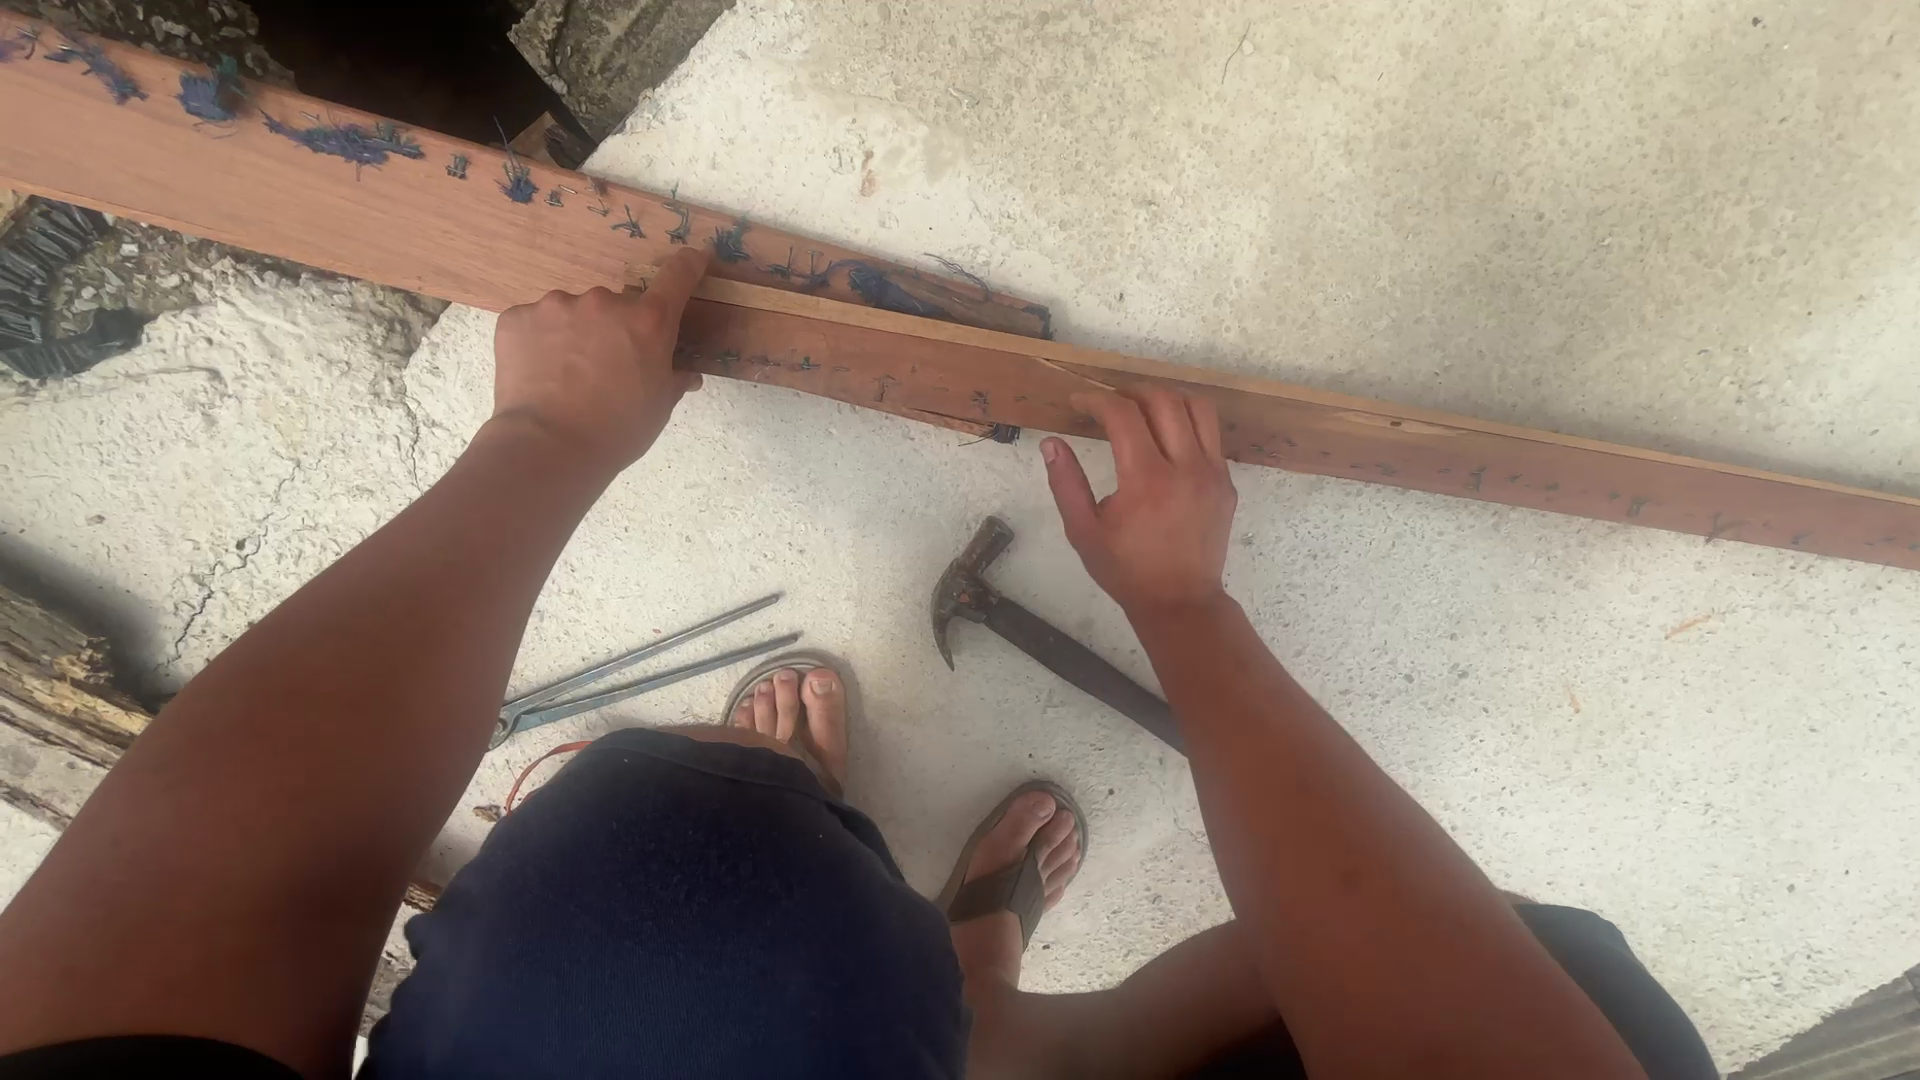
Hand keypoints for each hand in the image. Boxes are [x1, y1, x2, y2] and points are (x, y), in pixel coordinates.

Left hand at [489, 247, 711, 474]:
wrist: (549, 446)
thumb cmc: (619, 429)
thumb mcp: (660, 406)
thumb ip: (674, 379)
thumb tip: (685, 373)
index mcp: (648, 322)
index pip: (677, 278)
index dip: (689, 265)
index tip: (695, 259)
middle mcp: (605, 302)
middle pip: (618, 306)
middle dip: (618, 329)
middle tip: (610, 367)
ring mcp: (556, 306)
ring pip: (575, 313)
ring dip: (578, 334)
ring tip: (570, 375)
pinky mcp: (517, 318)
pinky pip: (538, 324)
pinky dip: (543, 343)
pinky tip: (543, 374)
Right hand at [1042, 387, 1237, 615]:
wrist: (1180, 601)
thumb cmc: (1125, 570)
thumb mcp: (1083, 531)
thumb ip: (1065, 483)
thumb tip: (1051, 443)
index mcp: (1145, 480)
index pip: (1122, 415)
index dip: (1096, 400)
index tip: (1079, 402)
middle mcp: (1185, 468)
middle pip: (1163, 400)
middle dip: (1130, 391)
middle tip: (1108, 402)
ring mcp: (1212, 473)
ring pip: (1197, 408)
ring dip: (1166, 398)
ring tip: (1141, 408)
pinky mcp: (1226, 482)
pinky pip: (1211, 435)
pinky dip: (1187, 423)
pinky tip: (1166, 438)